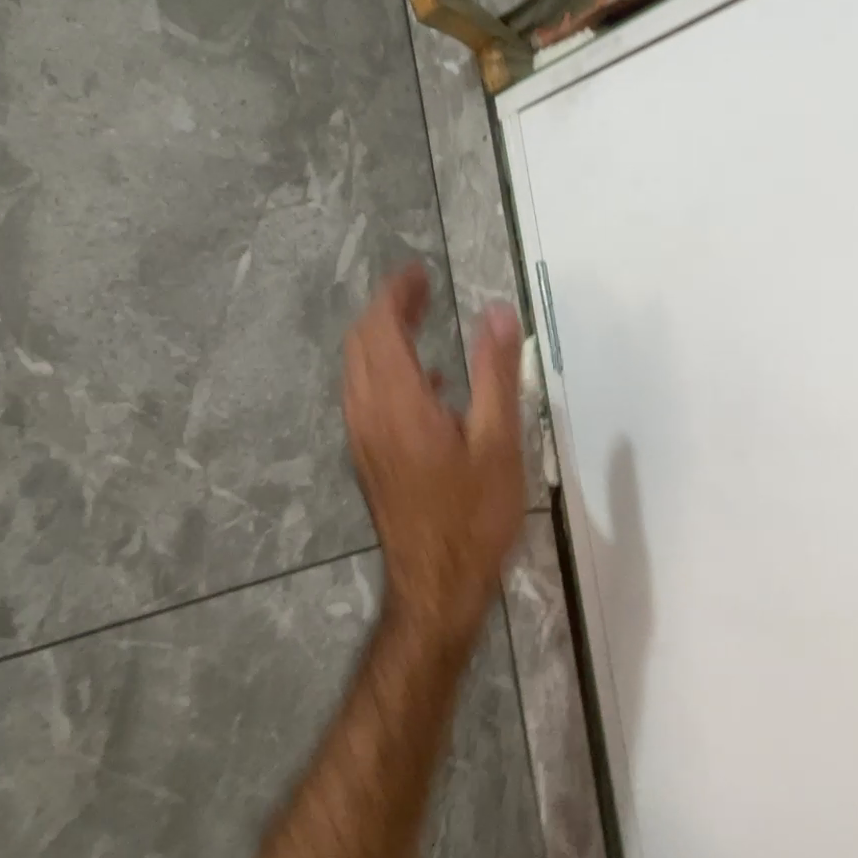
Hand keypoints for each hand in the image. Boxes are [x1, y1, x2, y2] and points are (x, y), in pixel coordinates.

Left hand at [343, 263, 525, 645]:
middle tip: (422, 289)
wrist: (436, 586)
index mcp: (398, 404)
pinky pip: (369, 399)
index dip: (396, 294)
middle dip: (386, 310)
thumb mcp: (498, 442)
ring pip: (359, 373)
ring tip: (422, 322)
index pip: (380, 329)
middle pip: (361, 346)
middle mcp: (369, 416)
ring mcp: (364, 442)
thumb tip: (497, 311)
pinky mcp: (371, 462)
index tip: (420, 271)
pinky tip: (431, 385)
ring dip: (384, 340)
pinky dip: (390, 374)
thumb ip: (496, 373)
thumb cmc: (473, 517)